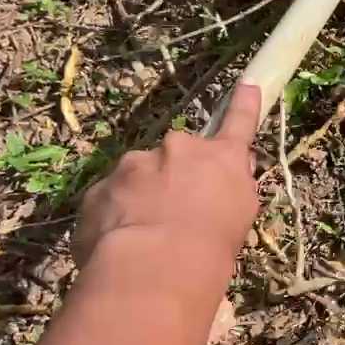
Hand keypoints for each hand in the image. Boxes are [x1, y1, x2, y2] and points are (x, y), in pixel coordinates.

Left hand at [72, 83, 262, 270]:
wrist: (156, 260)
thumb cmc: (215, 239)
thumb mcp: (242, 211)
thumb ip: (230, 186)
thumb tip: (219, 182)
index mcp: (220, 156)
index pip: (239, 123)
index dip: (244, 103)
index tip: (246, 83)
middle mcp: (177, 149)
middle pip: (177, 154)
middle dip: (177, 173)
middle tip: (180, 207)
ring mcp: (133, 165)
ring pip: (140, 175)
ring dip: (144, 194)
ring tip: (148, 232)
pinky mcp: (97, 188)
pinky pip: (110, 198)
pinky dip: (117, 214)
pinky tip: (125, 242)